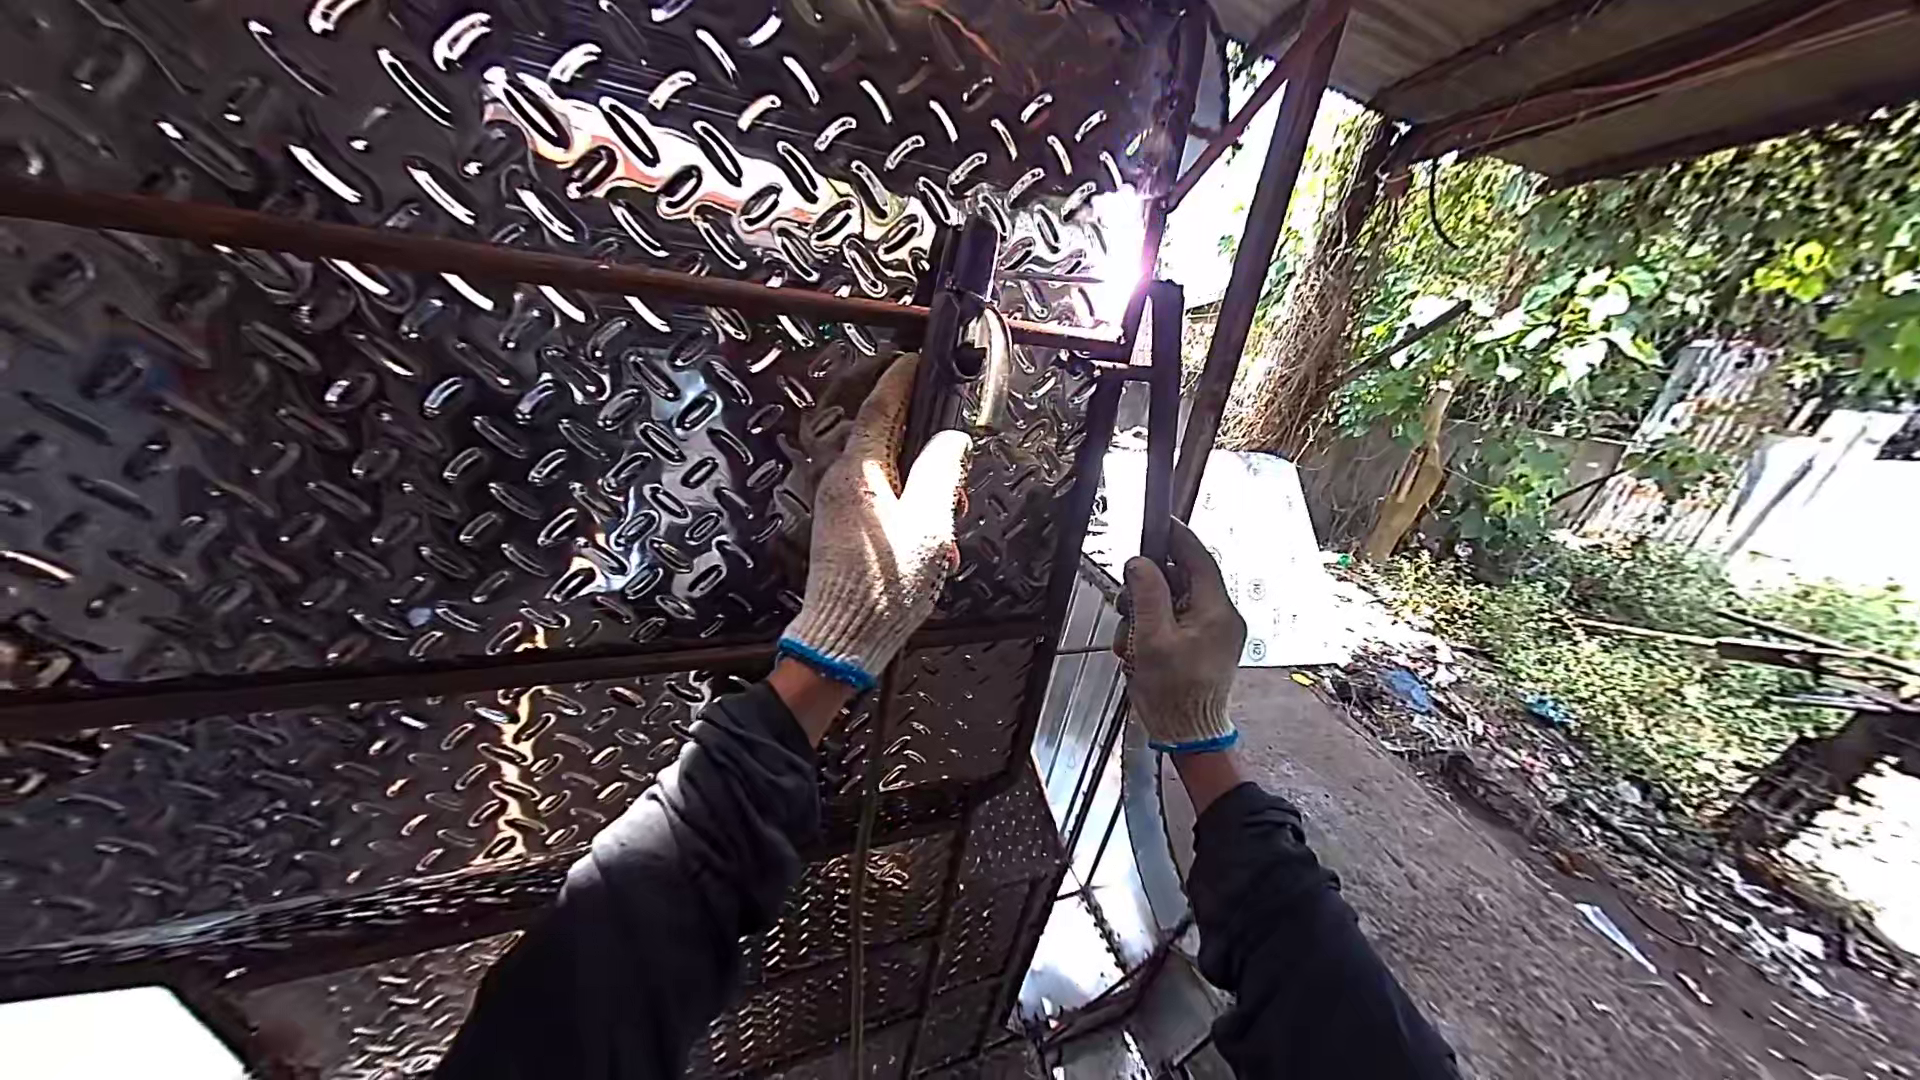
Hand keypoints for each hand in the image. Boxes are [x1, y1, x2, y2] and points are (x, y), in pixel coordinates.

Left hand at [778, 352, 971, 691]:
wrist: (844, 640)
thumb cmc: (886, 585)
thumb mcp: (929, 523)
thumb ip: (941, 473)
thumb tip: (950, 441)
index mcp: (859, 471)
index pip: (881, 408)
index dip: (901, 381)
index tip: (915, 363)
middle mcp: (842, 482)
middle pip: (890, 446)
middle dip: (928, 458)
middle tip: (955, 483)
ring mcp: (840, 508)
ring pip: (891, 481)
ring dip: (924, 496)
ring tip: (946, 531)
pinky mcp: (843, 531)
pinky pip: (882, 507)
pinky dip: (910, 517)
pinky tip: (930, 548)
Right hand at [1115, 519, 1246, 753]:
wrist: (1187, 734)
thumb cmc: (1175, 692)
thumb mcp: (1153, 639)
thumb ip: (1147, 596)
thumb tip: (1140, 562)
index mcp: (1217, 612)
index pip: (1200, 560)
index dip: (1179, 538)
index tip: (1161, 523)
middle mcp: (1219, 618)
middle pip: (1180, 581)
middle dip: (1148, 590)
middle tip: (1125, 604)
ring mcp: (1211, 633)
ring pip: (1170, 603)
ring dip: (1143, 616)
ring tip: (1131, 643)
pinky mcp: (1199, 646)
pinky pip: (1171, 623)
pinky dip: (1149, 631)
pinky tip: (1138, 653)